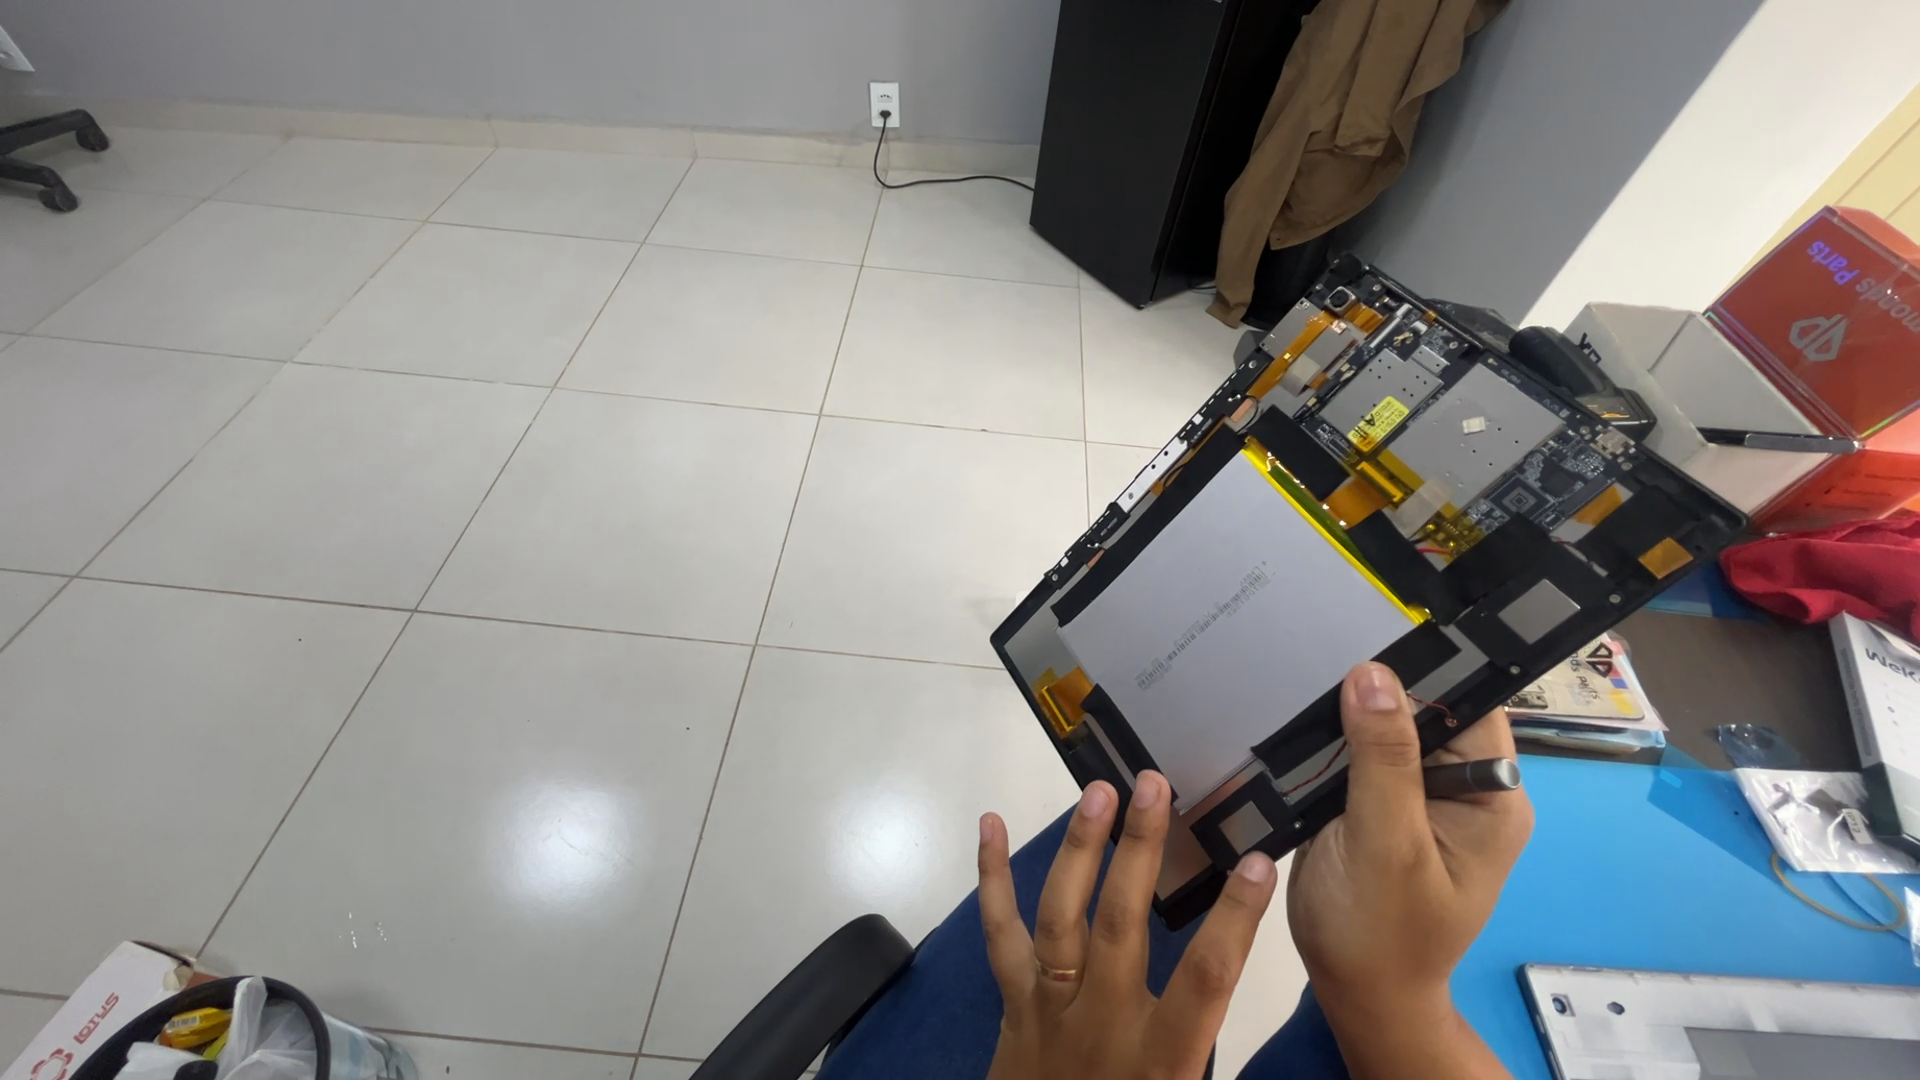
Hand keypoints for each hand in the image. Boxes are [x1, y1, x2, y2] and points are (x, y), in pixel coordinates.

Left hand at [978, 771, 1277, 1079]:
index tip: (1259, 861)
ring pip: (1061, 915)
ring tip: (1098, 792)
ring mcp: (1049, 1003)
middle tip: (1154, 784)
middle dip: (1140, 849)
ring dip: (1079, 848)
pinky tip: (991, 823)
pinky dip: (993, 876)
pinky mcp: (1012, 998)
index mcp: (1160, 1058)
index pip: (1208, 979)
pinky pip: (1000, 932)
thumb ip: (1203, 1042)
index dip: (1235, 920)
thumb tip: (1228, 984)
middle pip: (1123, 923)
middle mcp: (1102, 1019)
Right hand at [1287, 662, 1532, 1078]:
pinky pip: (1348, 753)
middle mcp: (1454, 787)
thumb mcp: (1388, 843)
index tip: (1368, 628)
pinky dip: (1321, 735)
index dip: (1426, 669)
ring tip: (1293, 664)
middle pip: (1419, 711)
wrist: (1353, 990)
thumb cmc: (1382, 928)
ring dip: (1341, 706)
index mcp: (1486, 796)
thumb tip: (1373, 673)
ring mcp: (1407, 794)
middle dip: (1373, 682)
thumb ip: (1383, 759)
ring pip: (1378, 728)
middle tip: (1314, 639)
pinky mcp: (1366, 802)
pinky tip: (1286, 711)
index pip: (1467, 707)